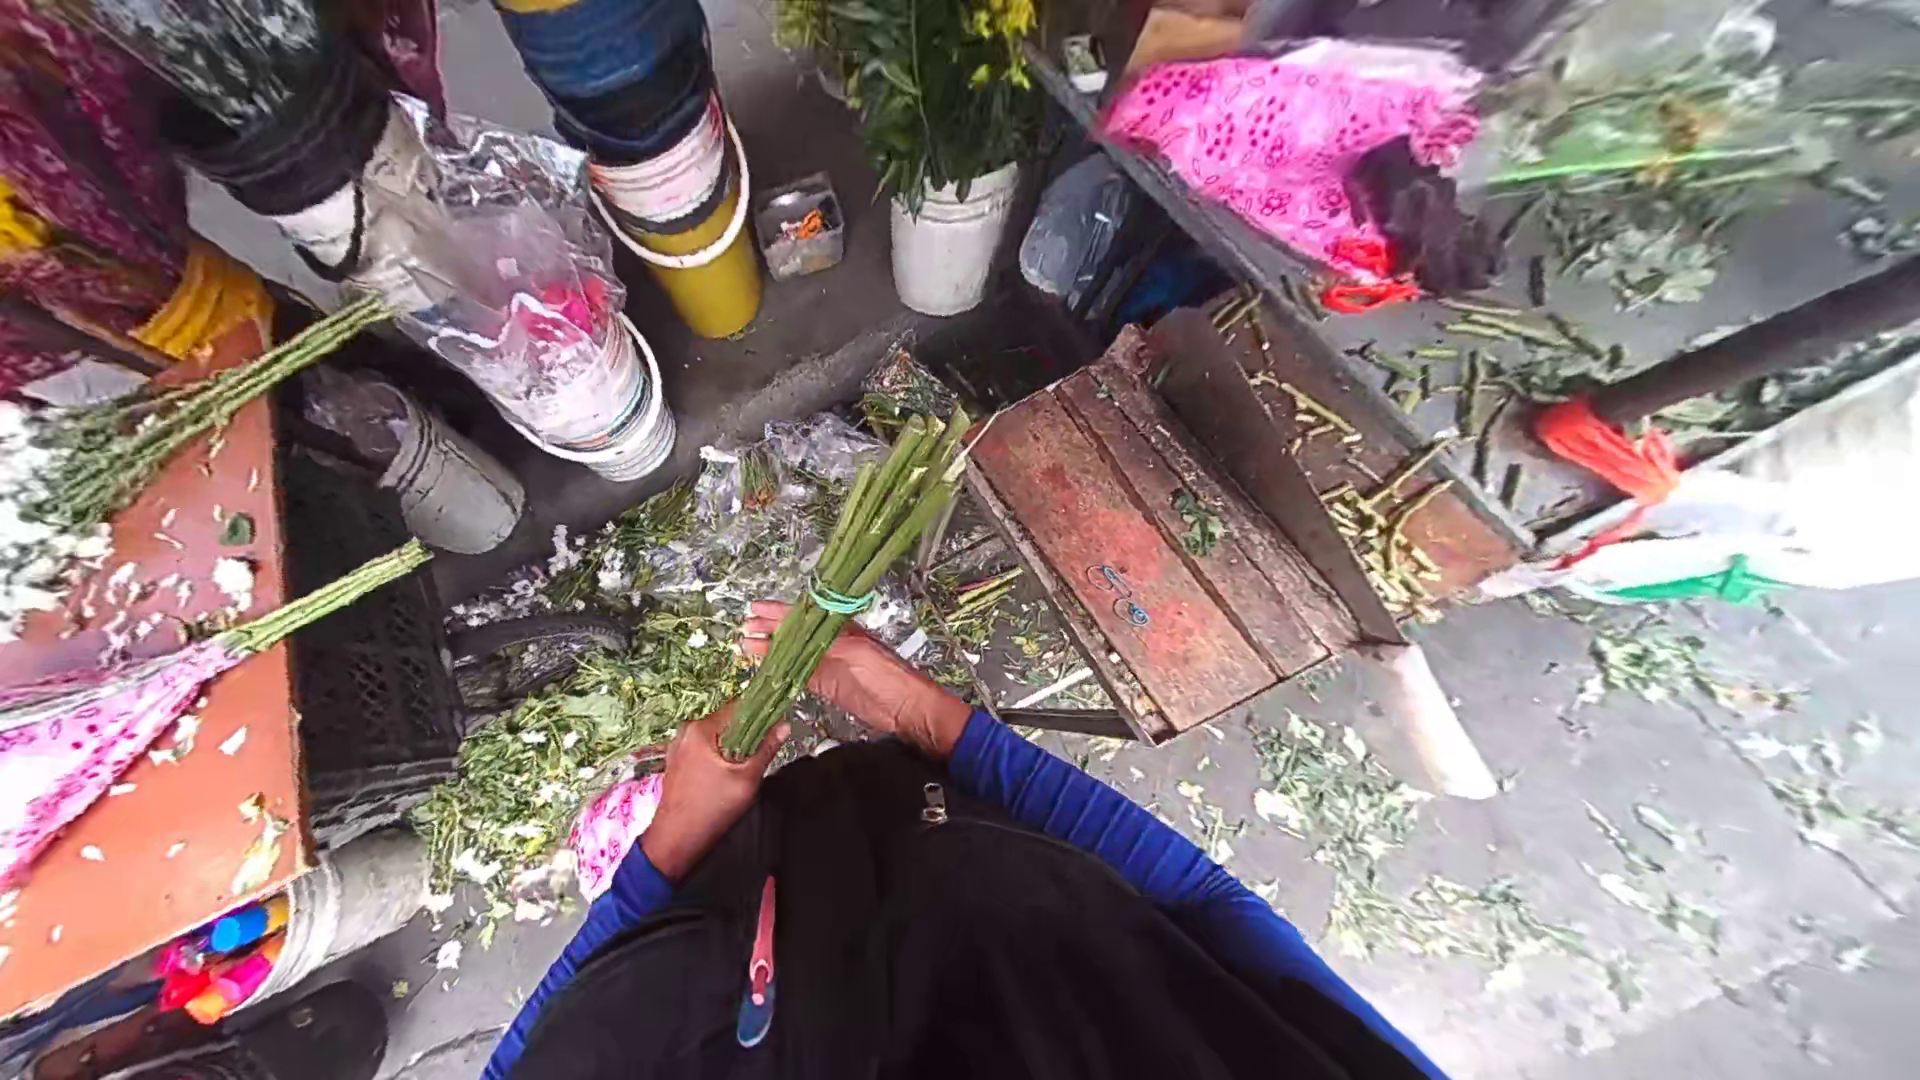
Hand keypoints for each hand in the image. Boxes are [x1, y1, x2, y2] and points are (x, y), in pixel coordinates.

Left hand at [639, 702, 786, 881]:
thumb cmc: (711, 810)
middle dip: (749, 731)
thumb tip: (784, 726)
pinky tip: (731, 770)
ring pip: (719, 734)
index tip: (778, 722)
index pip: (739, 706)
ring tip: (749, 761)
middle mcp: (687, 731)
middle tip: (765, 747)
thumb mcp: (746, 779)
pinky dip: (721, 752)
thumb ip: (766, 749)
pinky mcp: (678, 760)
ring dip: (735, 743)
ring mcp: (679, 746)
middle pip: (728, 720)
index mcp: (701, 730)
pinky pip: (707, 746)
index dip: (762, 712)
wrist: (674, 844)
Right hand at [741, 600, 972, 758]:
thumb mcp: (860, 653)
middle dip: (770, 628)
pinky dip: (779, 670)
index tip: (756, 610)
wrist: (906, 708)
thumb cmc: (888, 675)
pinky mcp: (826, 684)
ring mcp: (828, 663)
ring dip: (770, 648)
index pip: (806, 615)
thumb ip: (830, 643)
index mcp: (842, 628)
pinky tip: (763, 668)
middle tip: (745, 628)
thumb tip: (800, 634)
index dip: (780, 612)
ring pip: (792, 652)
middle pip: (795, 632)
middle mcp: (832, 642)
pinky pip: (798, 674)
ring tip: (745, 645)